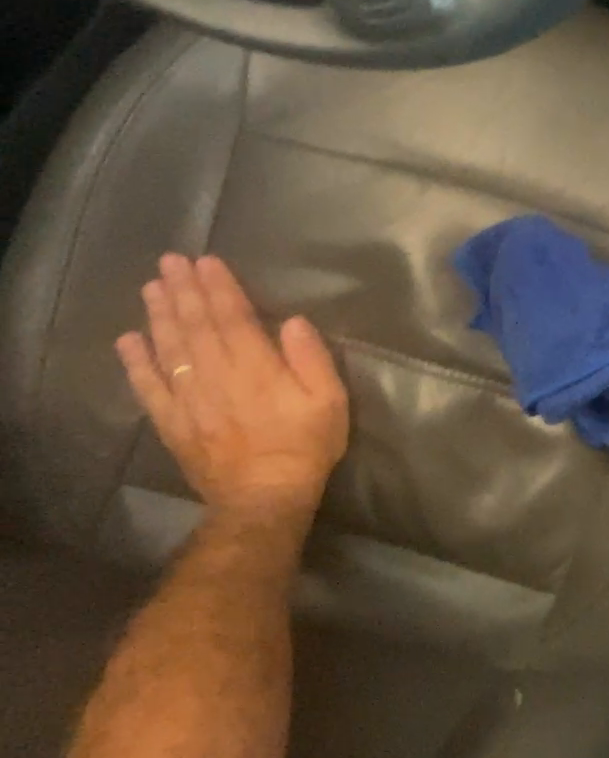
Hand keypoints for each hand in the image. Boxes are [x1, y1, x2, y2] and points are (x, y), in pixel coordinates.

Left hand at [116, 254, 348, 521]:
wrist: (264, 495)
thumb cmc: (308, 443)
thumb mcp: (330, 399)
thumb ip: (311, 359)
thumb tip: (293, 322)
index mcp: (257, 368)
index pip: (233, 319)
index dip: (219, 289)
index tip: (206, 262)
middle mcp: (216, 376)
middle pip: (195, 327)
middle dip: (184, 292)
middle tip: (170, 261)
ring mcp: (189, 399)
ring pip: (169, 349)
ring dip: (159, 316)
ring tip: (152, 287)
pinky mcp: (172, 421)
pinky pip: (147, 386)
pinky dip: (136, 361)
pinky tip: (129, 340)